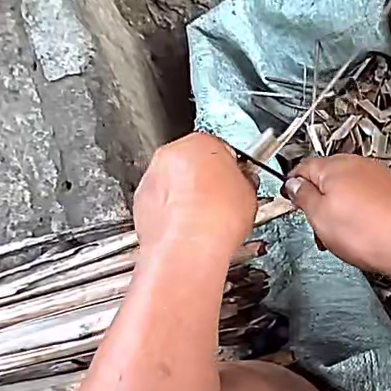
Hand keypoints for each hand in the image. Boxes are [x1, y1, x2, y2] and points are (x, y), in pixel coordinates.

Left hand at [133, 134, 256, 260]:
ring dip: (189, 196)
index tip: (239, 180)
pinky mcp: (140, 204)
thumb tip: (241, 183)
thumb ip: (242, 179)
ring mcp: (151, 179)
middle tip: (225, 200)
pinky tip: (192, 228)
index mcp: (199, 143)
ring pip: (174, 183)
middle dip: (207, 179)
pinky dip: (174, 213)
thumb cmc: (216, 219)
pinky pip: (162, 203)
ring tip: (209, 218)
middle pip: (193, 162)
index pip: (220, 147)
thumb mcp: (250, 192)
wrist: (190, 248)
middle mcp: (169, 155)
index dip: (232, 167)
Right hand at [284, 155, 390, 275]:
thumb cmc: (371, 231)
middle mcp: (360, 166)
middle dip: (319, 204)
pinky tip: (363, 237)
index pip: (303, 167)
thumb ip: (302, 196)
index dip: (294, 186)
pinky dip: (361, 217)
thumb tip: (293, 185)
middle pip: (328, 181)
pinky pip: (369, 203)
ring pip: (349, 193)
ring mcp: (380, 179)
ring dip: (340, 213)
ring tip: (342, 238)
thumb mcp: (319, 216)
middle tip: (318, 228)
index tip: (291, 200)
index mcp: (336, 165)